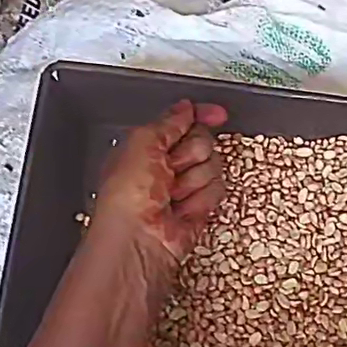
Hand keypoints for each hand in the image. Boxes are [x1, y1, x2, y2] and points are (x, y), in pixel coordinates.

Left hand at [84, 99, 227, 305]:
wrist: (140, 237)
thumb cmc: (129, 195)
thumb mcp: (142, 142)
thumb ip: (168, 122)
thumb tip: (186, 108)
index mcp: (150, 145)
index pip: (184, 122)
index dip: (200, 116)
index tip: (217, 114)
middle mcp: (168, 165)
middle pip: (203, 142)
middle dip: (191, 153)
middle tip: (172, 168)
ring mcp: (186, 186)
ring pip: (213, 166)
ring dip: (194, 179)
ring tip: (173, 195)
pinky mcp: (200, 206)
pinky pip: (217, 190)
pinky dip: (201, 198)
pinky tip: (183, 209)